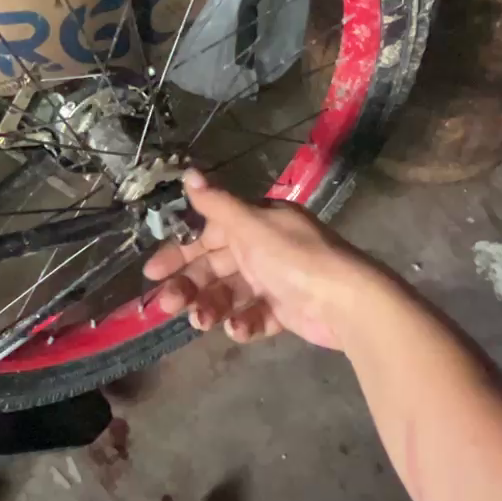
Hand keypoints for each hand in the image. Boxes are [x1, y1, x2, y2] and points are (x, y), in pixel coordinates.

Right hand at [141, 170, 383, 348]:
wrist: (348, 302)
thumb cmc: (296, 258)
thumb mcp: (252, 226)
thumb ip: (217, 203)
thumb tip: (188, 171)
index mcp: (255, 223)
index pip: (206, 234)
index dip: (179, 251)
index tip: (152, 272)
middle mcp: (262, 248)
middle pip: (213, 267)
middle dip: (189, 285)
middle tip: (167, 304)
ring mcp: (273, 281)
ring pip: (228, 294)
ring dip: (210, 307)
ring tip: (202, 322)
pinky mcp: (283, 310)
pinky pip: (252, 316)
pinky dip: (242, 323)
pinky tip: (238, 329)